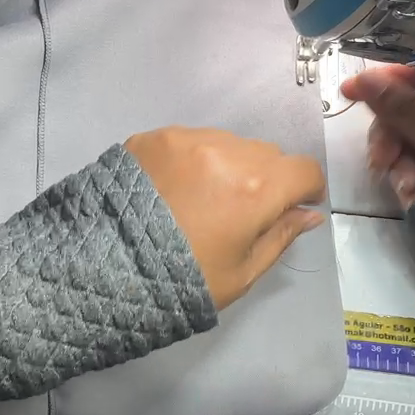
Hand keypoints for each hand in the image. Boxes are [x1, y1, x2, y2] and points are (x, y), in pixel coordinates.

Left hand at [125, 127, 326, 309]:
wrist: (106, 266)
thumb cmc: (182, 277)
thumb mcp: (242, 270)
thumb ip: (281, 236)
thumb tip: (309, 214)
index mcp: (255, 186)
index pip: (304, 170)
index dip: (305, 190)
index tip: (291, 206)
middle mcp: (224, 151)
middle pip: (266, 154)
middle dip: (265, 178)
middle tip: (238, 208)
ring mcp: (184, 139)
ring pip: (227, 143)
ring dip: (226, 164)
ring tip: (199, 198)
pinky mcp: (152, 137)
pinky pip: (188, 140)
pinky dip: (189, 159)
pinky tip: (171, 188)